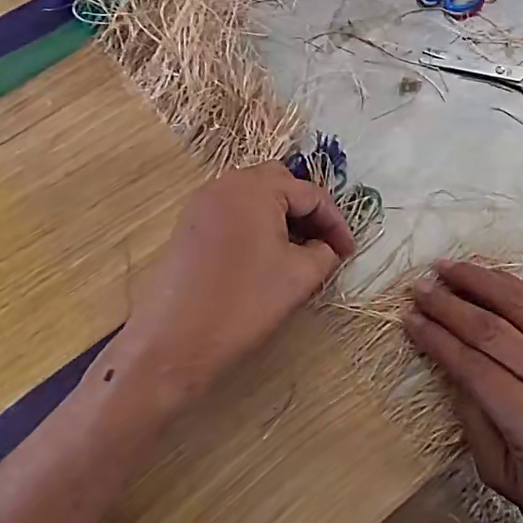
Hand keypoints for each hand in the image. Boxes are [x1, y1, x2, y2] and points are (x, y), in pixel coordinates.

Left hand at [114, 162, 357, 405]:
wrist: (175, 339)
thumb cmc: (243, 302)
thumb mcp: (298, 276)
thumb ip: (323, 251)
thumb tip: (325, 245)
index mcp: (256, 188)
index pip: (310, 192)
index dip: (335, 222)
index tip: (348, 253)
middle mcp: (226, 184)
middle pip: (278, 183)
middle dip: (305, 210)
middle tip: (322, 244)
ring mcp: (202, 202)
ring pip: (253, 196)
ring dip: (279, 216)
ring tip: (296, 253)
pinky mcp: (188, 223)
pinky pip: (231, 210)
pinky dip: (254, 223)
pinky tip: (263, 257)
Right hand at [405, 260, 522, 522]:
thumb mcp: (495, 469)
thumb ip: (470, 413)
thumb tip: (444, 359)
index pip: (478, 370)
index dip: (439, 341)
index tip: (409, 320)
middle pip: (496, 333)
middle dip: (449, 307)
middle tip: (417, 290)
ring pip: (521, 306)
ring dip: (477, 282)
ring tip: (443, 268)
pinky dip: (504, 283)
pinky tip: (477, 273)